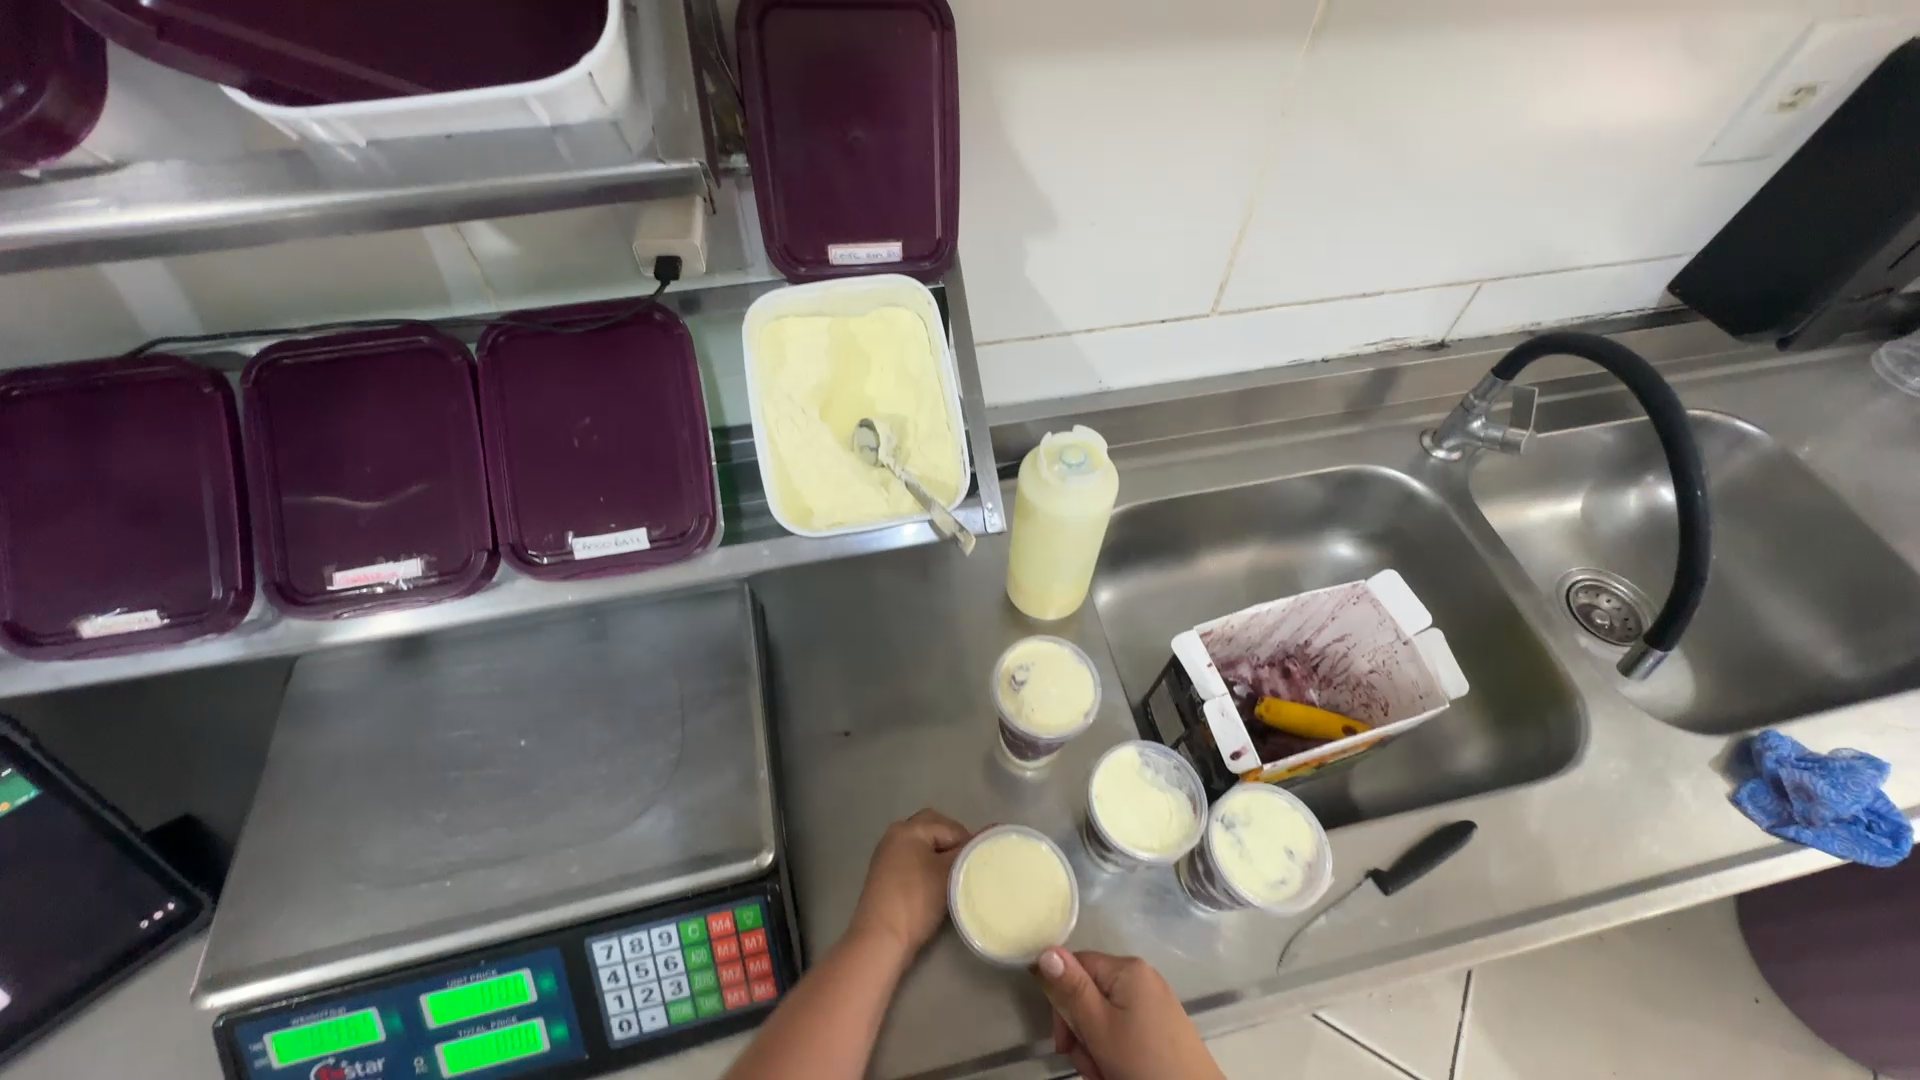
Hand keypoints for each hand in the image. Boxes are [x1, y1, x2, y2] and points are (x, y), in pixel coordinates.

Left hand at [847, 809, 972, 957]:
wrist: (881, 938)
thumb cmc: (916, 900)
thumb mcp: (948, 873)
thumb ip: (970, 850)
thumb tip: (992, 829)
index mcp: (909, 828)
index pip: (950, 827)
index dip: (968, 844)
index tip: (978, 866)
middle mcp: (895, 834)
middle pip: (933, 828)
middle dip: (952, 843)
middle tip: (966, 865)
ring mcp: (887, 853)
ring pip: (922, 844)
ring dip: (939, 854)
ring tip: (953, 876)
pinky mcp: (884, 873)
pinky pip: (911, 857)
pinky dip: (925, 864)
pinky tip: (935, 883)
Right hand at [1033, 948, 1225, 1079]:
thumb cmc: (1143, 1063)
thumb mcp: (1099, 1027)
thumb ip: (1071, 988)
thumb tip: (1045, 949)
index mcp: (1127, 969)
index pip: (1075, 967)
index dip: (1061, 1002)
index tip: (1063, 1043)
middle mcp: (1142, 978)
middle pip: (1090, 994)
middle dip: (1083, 1033)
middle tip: (1091, 1064)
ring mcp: (1154, 1004)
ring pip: (1105, 1019)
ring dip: (1098, 1050)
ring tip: (1108, 1074)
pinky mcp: (1162, 1028)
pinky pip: (1125, 1032)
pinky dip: (1116, 1055)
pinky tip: (1121, 1075)